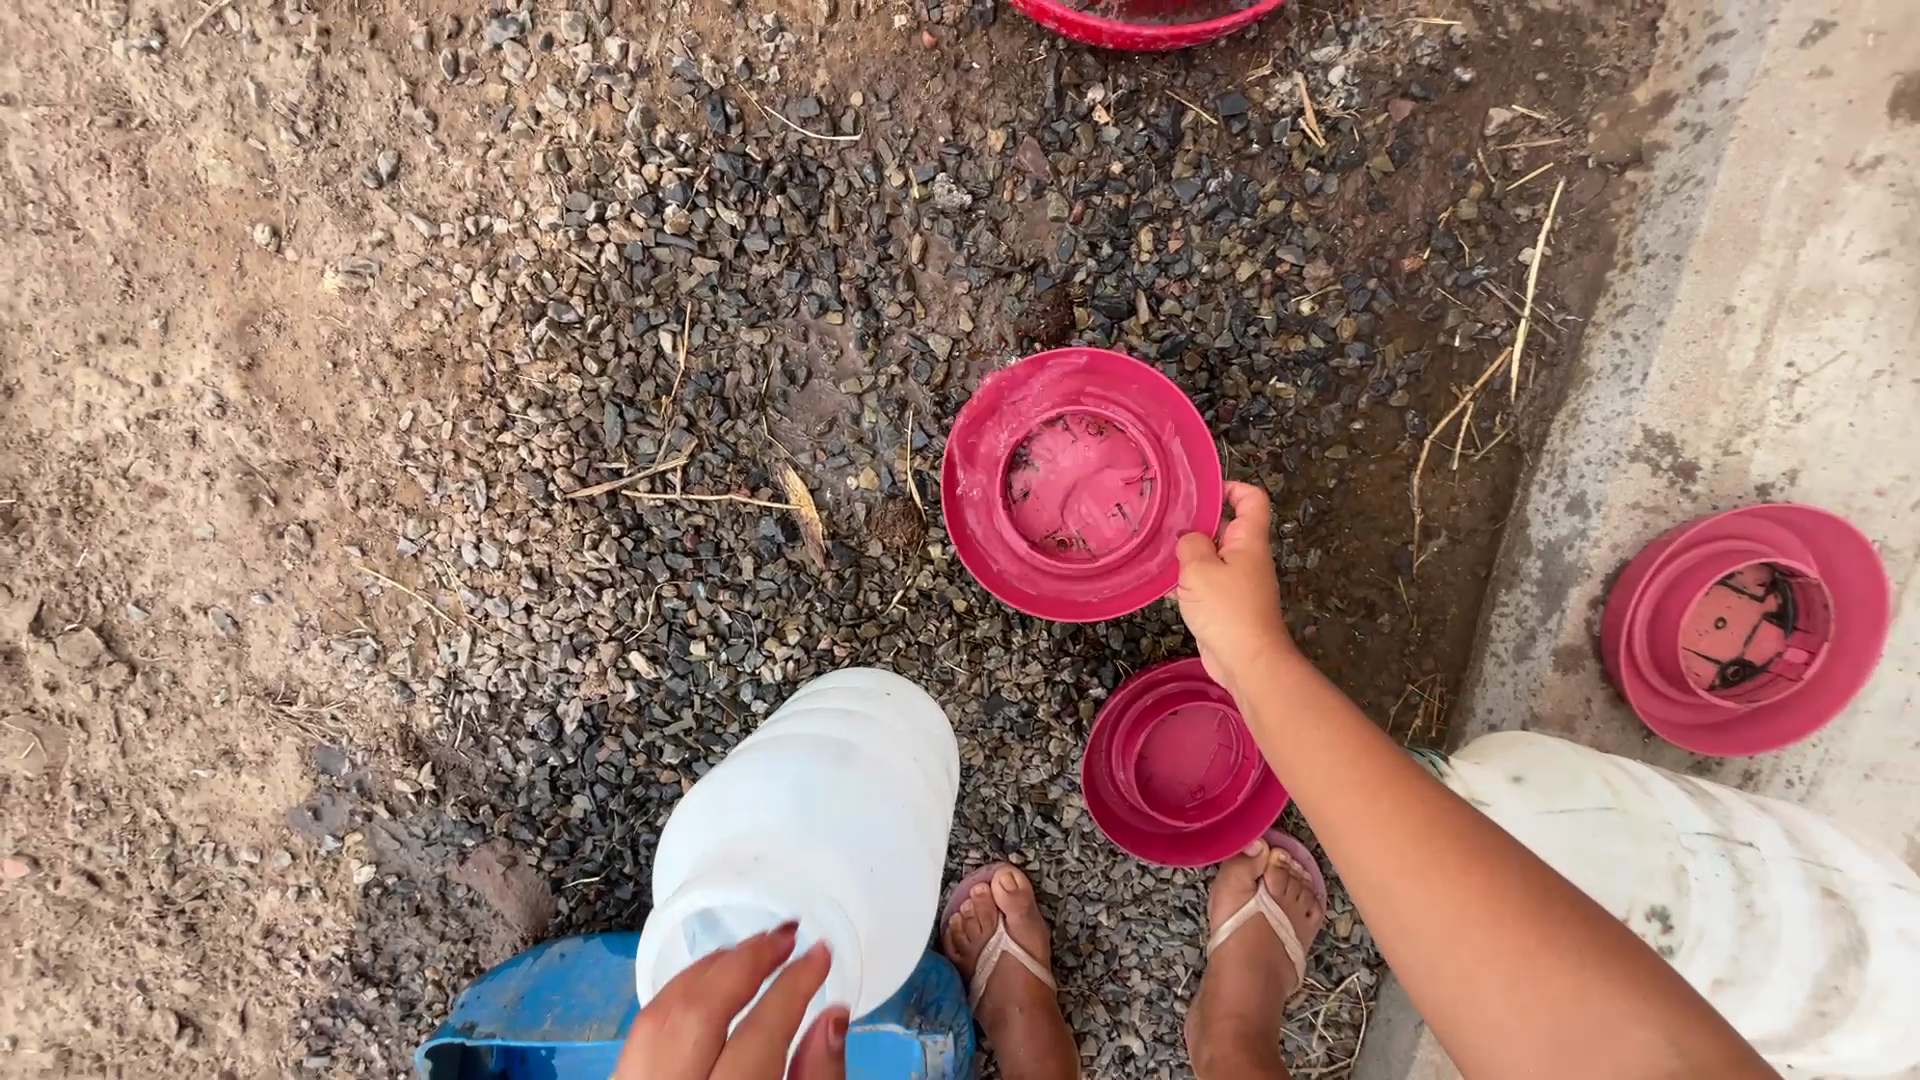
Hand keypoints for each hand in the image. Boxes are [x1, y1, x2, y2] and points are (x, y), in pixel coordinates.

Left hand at [614, 922, 848, 1079]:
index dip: (795, 986)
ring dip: (712, 968)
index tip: (822, 951)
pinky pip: (644, 1029)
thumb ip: (818, 1079)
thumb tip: (832, 1014)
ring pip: (661, 1013)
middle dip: (746, 961)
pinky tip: (714, 981)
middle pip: (698, 1012)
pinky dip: (681, 993)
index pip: (759, 1037)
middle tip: (788, 935)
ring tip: (757, 950)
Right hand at [1175, 481, 1294, 696]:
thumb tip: (1188, 540)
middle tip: (1164, 522)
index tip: (1202, 490)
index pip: (1251, 499)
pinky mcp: (1226, 604)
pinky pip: (1205, 582)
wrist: (1247, 661)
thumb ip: (1190, 545)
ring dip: (1187, 555)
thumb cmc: (1227, 610)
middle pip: (1225, 527)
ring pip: (1211, 556)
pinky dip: (1187, 582)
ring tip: (1157, 552)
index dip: (1231, 487)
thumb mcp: (1200, 570)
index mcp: (1248, 541)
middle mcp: (1246, 557)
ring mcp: (1237, 582)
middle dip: (1196, 523)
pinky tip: (1163, 586)